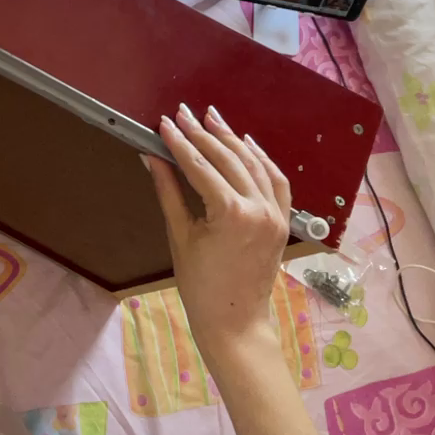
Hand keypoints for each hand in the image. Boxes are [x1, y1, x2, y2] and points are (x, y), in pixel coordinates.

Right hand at [147, 103, 293, 364]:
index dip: (180, 142)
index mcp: (231, 214)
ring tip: (211, 117)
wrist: (234, 321)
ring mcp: (275, 213)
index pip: (200, 167)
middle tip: (183, 113)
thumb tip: (151, 157)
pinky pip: (276, 180)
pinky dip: (261, 158)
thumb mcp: (179, 235)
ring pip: (254, 163)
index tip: (164, 122)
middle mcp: (258, 208)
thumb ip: (168, 191)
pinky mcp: (282, 220)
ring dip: (231, 138)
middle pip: (228, 159)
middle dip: (203, 134)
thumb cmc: (200, 284)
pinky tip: (246, 142)